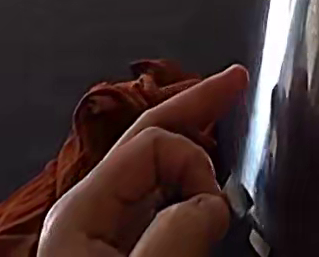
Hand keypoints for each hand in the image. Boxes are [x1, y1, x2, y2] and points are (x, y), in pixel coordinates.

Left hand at [38, 66, 248, 256]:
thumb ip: (176, 234)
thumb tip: (214, 201)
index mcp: (81, 209)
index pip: (154, 141)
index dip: (194, 160)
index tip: (216, 207)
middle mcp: (91, 210)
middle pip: (152, 133)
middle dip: (196, 102)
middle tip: (237, 79)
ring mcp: (104, 231)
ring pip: (159, 164)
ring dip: (197, 146)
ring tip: (228, 128)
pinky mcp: (122, 251)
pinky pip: (161, 195)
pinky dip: (190, 179)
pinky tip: (208, 181)